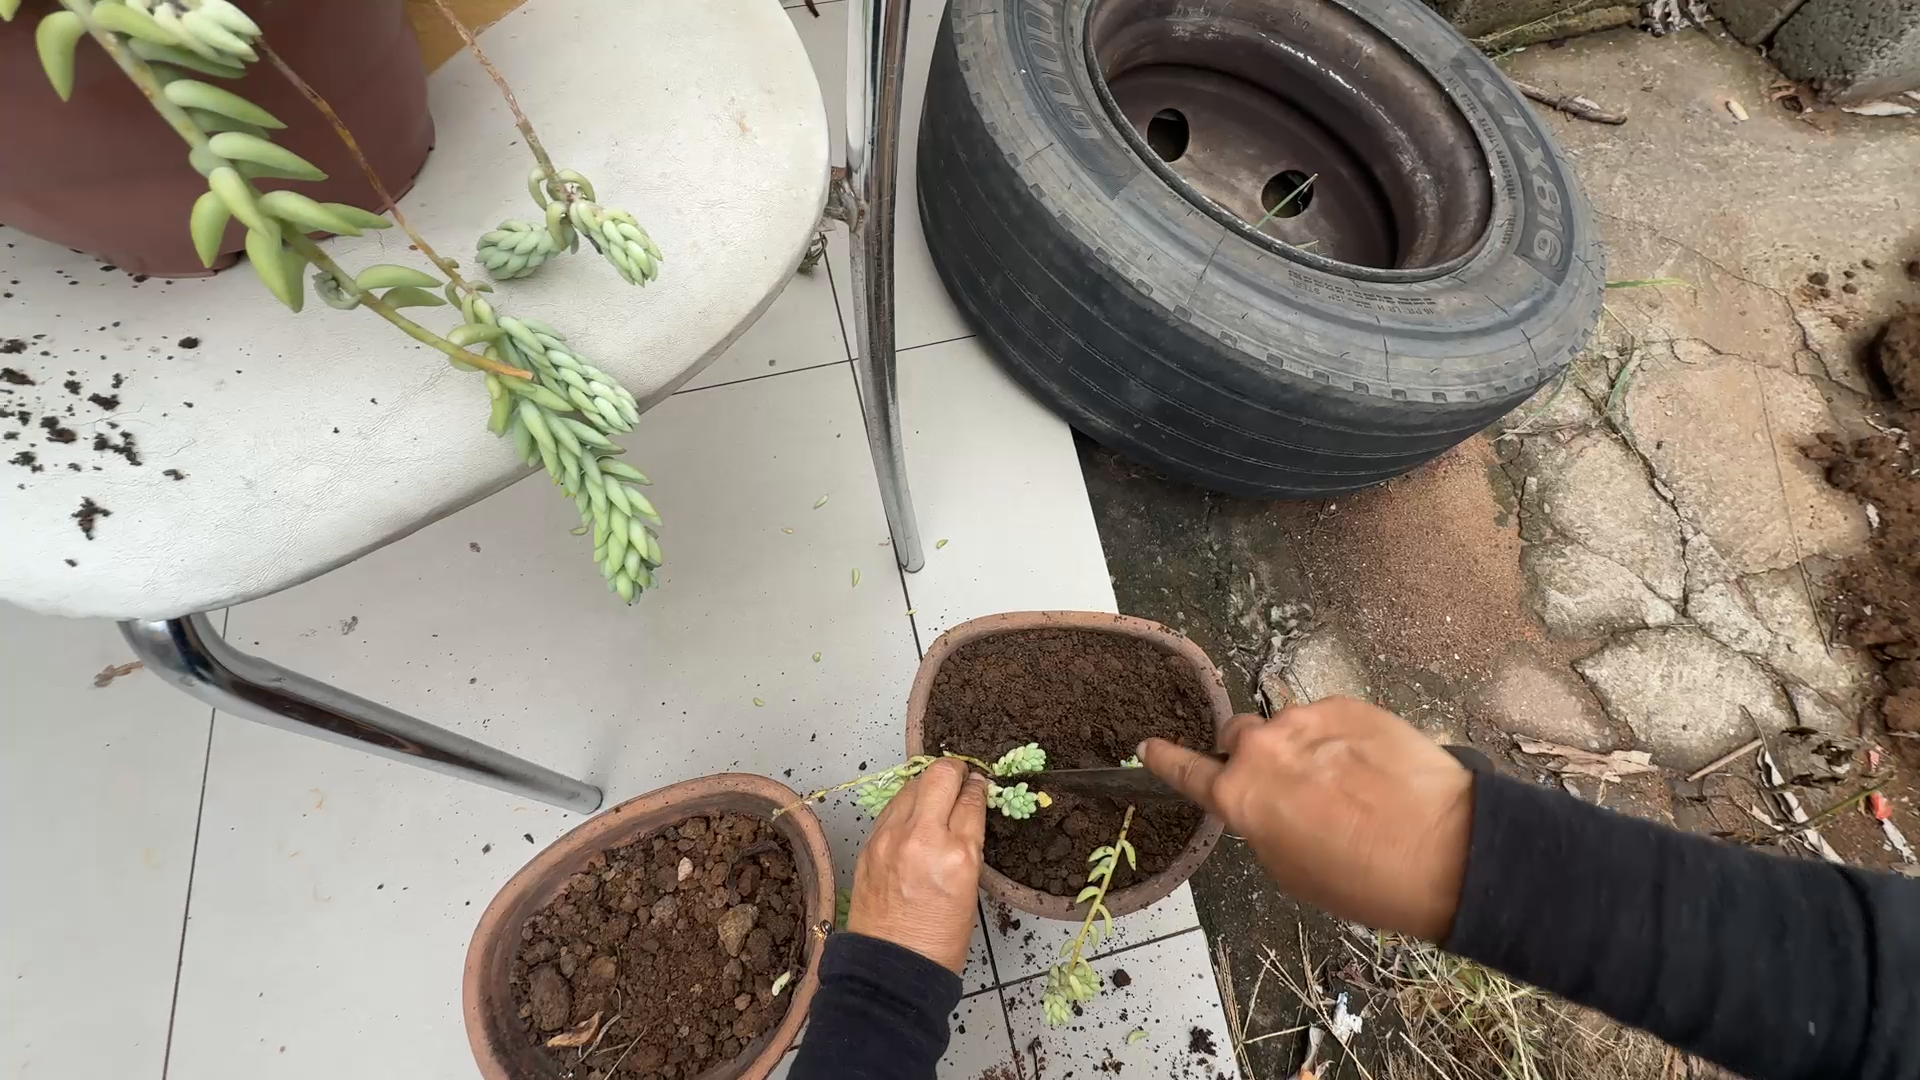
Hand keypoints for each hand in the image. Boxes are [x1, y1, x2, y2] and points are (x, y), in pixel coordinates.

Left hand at [845, 758, 987, 972]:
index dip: (978, 787)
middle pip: (940, 775)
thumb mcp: (970, 888)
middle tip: (961, 776)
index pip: (971, 799)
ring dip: (929, 784)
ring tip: (936, 796)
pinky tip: (914, 815)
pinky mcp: (871, 842)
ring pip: (913, 784)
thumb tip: (967, 806)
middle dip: (954, 769)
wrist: (890, 969)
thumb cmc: (940, 938)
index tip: (979, 784)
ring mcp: (891, 837)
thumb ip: (967, 841)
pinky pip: (893, 807)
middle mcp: (922, 837)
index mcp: (957, 855)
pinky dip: (907, 804)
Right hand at [1139, 697, 1473, 941]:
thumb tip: (1265, 803)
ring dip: (1302, 749)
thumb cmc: (1364, 881)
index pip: (1183, 769)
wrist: (1452, 850)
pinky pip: (1326, 718)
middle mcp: (1260, 748)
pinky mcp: (1344, 703)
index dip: (1162, 758)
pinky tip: (1372, 766)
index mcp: (1238, 795)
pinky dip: (1339, 739)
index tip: (1146, 746)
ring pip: (1286, 728)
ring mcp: (1302, 719)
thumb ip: (1260, 825)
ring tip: (1348, 781)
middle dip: (1250, 755)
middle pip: (1236, 736)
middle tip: (1287, 783)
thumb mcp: (1291, 871)